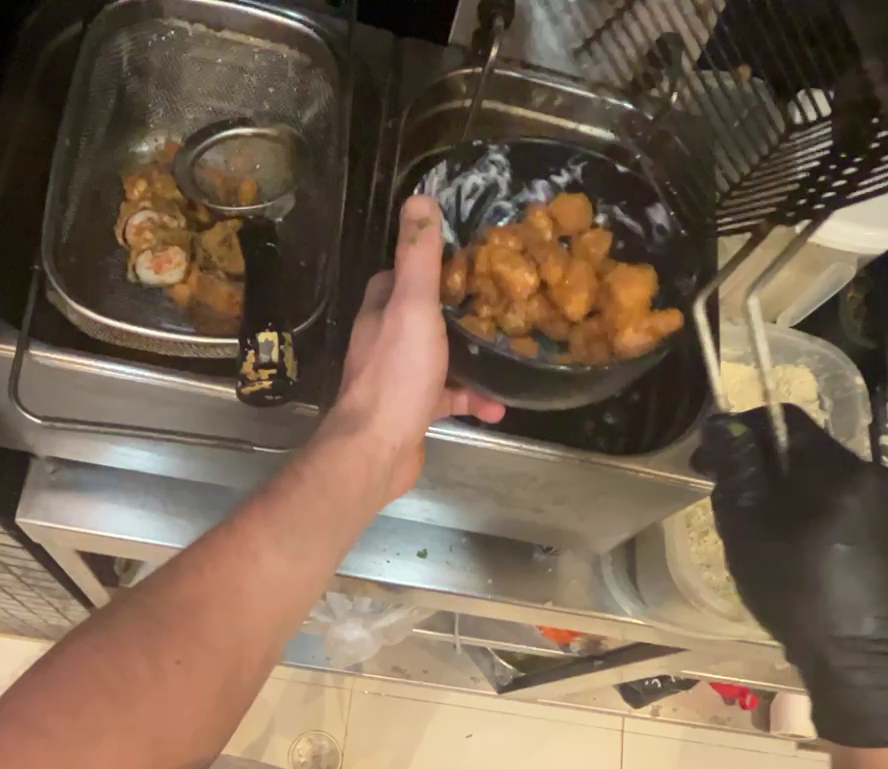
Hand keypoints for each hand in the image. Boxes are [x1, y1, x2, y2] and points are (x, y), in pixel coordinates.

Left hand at [318, 196, 503, 503]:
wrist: (377, 450)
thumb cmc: (396, 376)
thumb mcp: (413, 307)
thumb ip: (418, 257)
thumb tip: (420, 199)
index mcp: (381, 311)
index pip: (400, 275)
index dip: (430, 263)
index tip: (468, 257)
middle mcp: (385, 341)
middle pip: (425, 315)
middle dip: (460, 310)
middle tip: (501, 304)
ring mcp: (399, 378)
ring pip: (441, 358)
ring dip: (473, 358)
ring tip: (510, 353)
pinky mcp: (413, 411)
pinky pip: (449, 398)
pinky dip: (473, 399)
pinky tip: (498, 406)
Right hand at [693, 406, 887, 747]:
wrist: (862, 658)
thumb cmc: (795, 590)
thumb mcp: (749, 528)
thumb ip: (737, 469)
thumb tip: (721, 423)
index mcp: (837, 468)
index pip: (783, 418)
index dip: (738, 430)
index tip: (704, 461)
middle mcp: (870, 473)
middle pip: (802, 447)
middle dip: (757, 464)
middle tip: (722, 499)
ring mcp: (885, 502)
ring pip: (818, 475)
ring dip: (779, 487)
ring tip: (751, 526)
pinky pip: (836, 499)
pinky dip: (804, 507)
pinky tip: (786, 542)